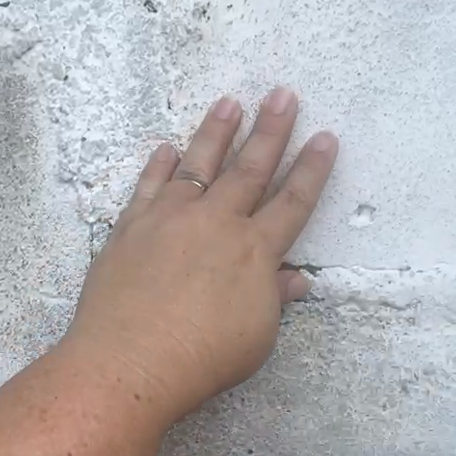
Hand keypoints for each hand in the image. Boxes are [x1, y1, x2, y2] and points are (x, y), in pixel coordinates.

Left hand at [61, 88, 337, 423]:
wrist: (130, 362)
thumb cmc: (201, 359)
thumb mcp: (255, 337)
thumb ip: (273, 299)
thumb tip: (295, 279)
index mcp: (254, 251)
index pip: (293, 202)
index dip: (312, 169)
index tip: (325, 138)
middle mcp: (215, 224)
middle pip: (250, 169)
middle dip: (271, 130)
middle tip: (283, 94)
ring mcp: (169, 221)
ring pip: (197, 165)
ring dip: (216, 132)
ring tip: (230, 103)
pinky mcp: (130, 229)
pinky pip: (148, 187)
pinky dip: (158, 166)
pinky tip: (165, 149)